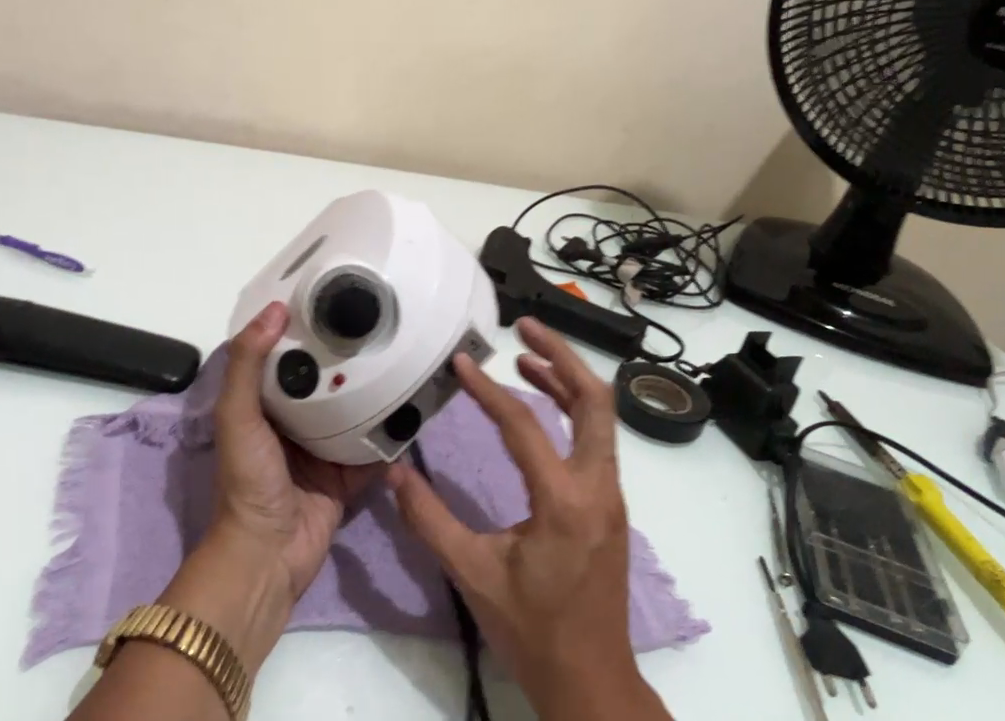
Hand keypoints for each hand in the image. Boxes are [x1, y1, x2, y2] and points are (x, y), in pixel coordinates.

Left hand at [211, 301, 384, 598]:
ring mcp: (325, 449)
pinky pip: (377, 447)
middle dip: (351, 357)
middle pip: (328, 381)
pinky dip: (394, 431)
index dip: (306, 327)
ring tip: (408, 355)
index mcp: (266, 405)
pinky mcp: (350, 474)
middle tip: (385, 322)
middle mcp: (296, 422)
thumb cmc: (248, 480)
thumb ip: (247, 365)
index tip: (336, 295)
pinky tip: (418, 403)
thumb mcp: (238, 416)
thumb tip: (275, 310)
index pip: (287, 356)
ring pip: (356, 411)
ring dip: (377, 390)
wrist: (269, 555)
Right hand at [387, 318, 670, 720]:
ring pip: (601, 419)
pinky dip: (572, 412)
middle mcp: (597, 487)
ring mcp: (610, 496)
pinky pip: (596, 442)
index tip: (461, 363)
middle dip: (561, 356)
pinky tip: (542, 407)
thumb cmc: (532, 629)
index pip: (524, 425)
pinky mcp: (609, 506)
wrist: (590, 678)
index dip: (488, 390)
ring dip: (567, 381)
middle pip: (594, 401)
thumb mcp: (473, 574)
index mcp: (564, 501)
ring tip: (527, 357)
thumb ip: (430, 520)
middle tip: (525, 327)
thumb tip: (394, 473)